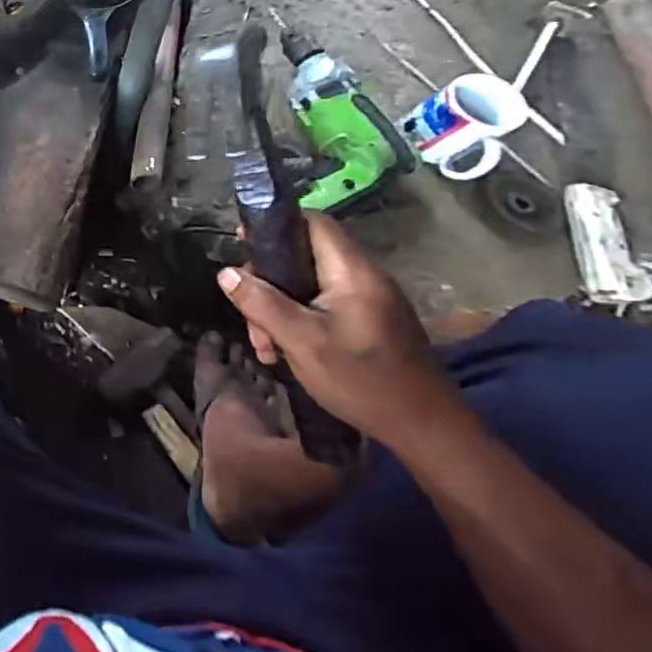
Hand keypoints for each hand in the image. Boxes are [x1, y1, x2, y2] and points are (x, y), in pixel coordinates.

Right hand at [216, 212, 467, 449]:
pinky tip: (287, 352)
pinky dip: (300, 321)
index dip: (276, 225)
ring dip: (280, 309)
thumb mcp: (302, 341)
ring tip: (267, 348)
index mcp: (352, 271)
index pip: (312, 222)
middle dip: (269, 283)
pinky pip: (324, 306)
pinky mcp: (369, 321)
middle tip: (251, 317)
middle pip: (303, 257)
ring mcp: (369, 299)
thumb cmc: (362, 381)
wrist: (425, 429)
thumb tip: (226, 273)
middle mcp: (363, 276)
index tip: (244, 244)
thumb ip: (262, 304)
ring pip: (309, 286)